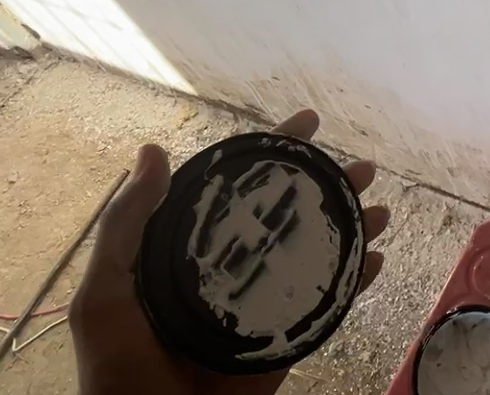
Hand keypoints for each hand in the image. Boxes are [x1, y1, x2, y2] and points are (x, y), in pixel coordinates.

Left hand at [70, 110, 389, 394]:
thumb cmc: (123, 376)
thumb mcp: (107, 300)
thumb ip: (124, 228)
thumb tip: (153, 150)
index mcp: (196, 249)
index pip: (242, 184)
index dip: (278, 147)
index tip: (311, 120)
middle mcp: (236, 264)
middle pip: (294, 209)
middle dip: (333, 182)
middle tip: (365, 167)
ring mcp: (266, 300)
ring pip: (321, 248)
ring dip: (355, 225)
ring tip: (382, 209)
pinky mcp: (288, 336)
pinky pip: (332, 299)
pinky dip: (358, 278)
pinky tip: (376, 259)